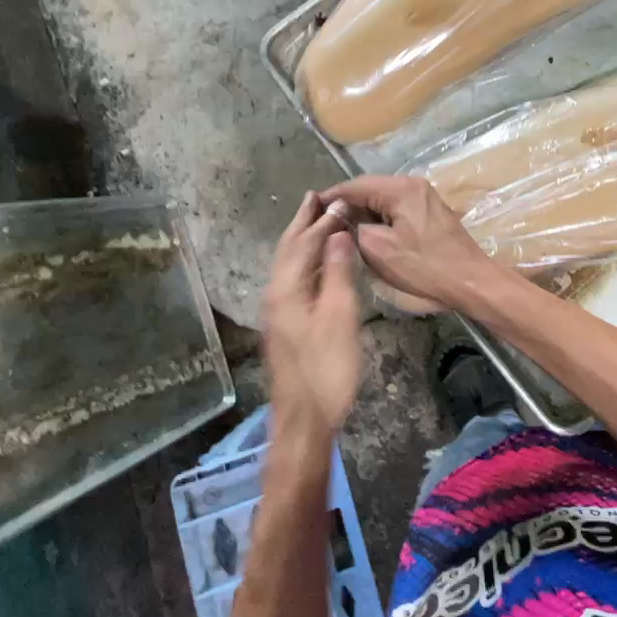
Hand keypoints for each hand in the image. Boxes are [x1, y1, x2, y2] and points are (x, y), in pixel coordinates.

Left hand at [263, 192, 364, 442]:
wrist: (304, 420)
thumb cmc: (327, 369)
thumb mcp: (340, 318)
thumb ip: (339, 273)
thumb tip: (338, 234)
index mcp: (286, 289)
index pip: (303, 243)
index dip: (322, 221)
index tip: (339, 199)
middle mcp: (275, 294)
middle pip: (287, 248)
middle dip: (302, 222)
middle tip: (314, 196)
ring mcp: (277, 311)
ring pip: (287, 264)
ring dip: (301, 238)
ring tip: (313, 219)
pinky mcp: (285, 324)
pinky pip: (292, 277)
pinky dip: (304, 259)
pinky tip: (316, 262)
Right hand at [319, 176, 515, 312]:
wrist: (470, 281)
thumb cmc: (424, 266)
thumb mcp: (379, 249)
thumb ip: (354, 228)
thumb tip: (341, 218)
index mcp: (400, 188)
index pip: (355, 185)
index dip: (331, 196)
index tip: (311, 207)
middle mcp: (413, 184)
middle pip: (370, 189)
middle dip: (347, 205)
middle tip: (324, 221)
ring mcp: (424, 197)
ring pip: (383, 200)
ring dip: (364, 213)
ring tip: (341, 229)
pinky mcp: (429, 212)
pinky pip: (396, 209)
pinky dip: (380, 219)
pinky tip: (368, 234)